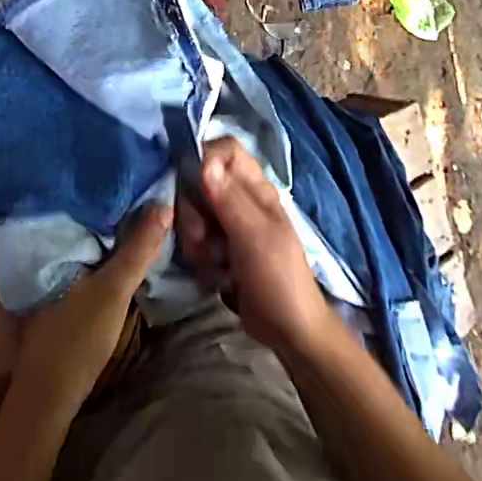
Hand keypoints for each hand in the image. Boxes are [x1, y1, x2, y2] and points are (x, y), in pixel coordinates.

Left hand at [13, 205, 169, 411]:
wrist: (49, 399)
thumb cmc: (78, 337)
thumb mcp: (114, 289)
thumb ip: (138, 249)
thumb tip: (165, 203)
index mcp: (57, 248)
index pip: (91, 208)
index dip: (120, 196)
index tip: (148, 182)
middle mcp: (53, 258)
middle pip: (94, 227)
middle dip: (122, 216)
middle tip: (157, 200)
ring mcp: (57, 280)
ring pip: (95, 249)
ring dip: (119, 241)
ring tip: (152, 222)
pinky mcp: (65, 299)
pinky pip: (93, 266)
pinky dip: (112, 261)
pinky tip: (131, 259)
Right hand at [177, 137, 336, 355]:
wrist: (289, 329)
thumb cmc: (279, 278)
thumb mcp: (255, 238)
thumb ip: (230, 200)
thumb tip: (206, 162)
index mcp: (257, 188)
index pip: (226, 151)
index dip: (205, 160)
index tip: (193, 187)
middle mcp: (242, 199)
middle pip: (201, 184)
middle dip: (194, 213)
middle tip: (203, 239)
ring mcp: (231, 225)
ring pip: (195, 215)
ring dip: (197, 242)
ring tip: (215, 263)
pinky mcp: (221, 249)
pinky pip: (197, 242)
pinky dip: (201, 259)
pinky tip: (216, 276)